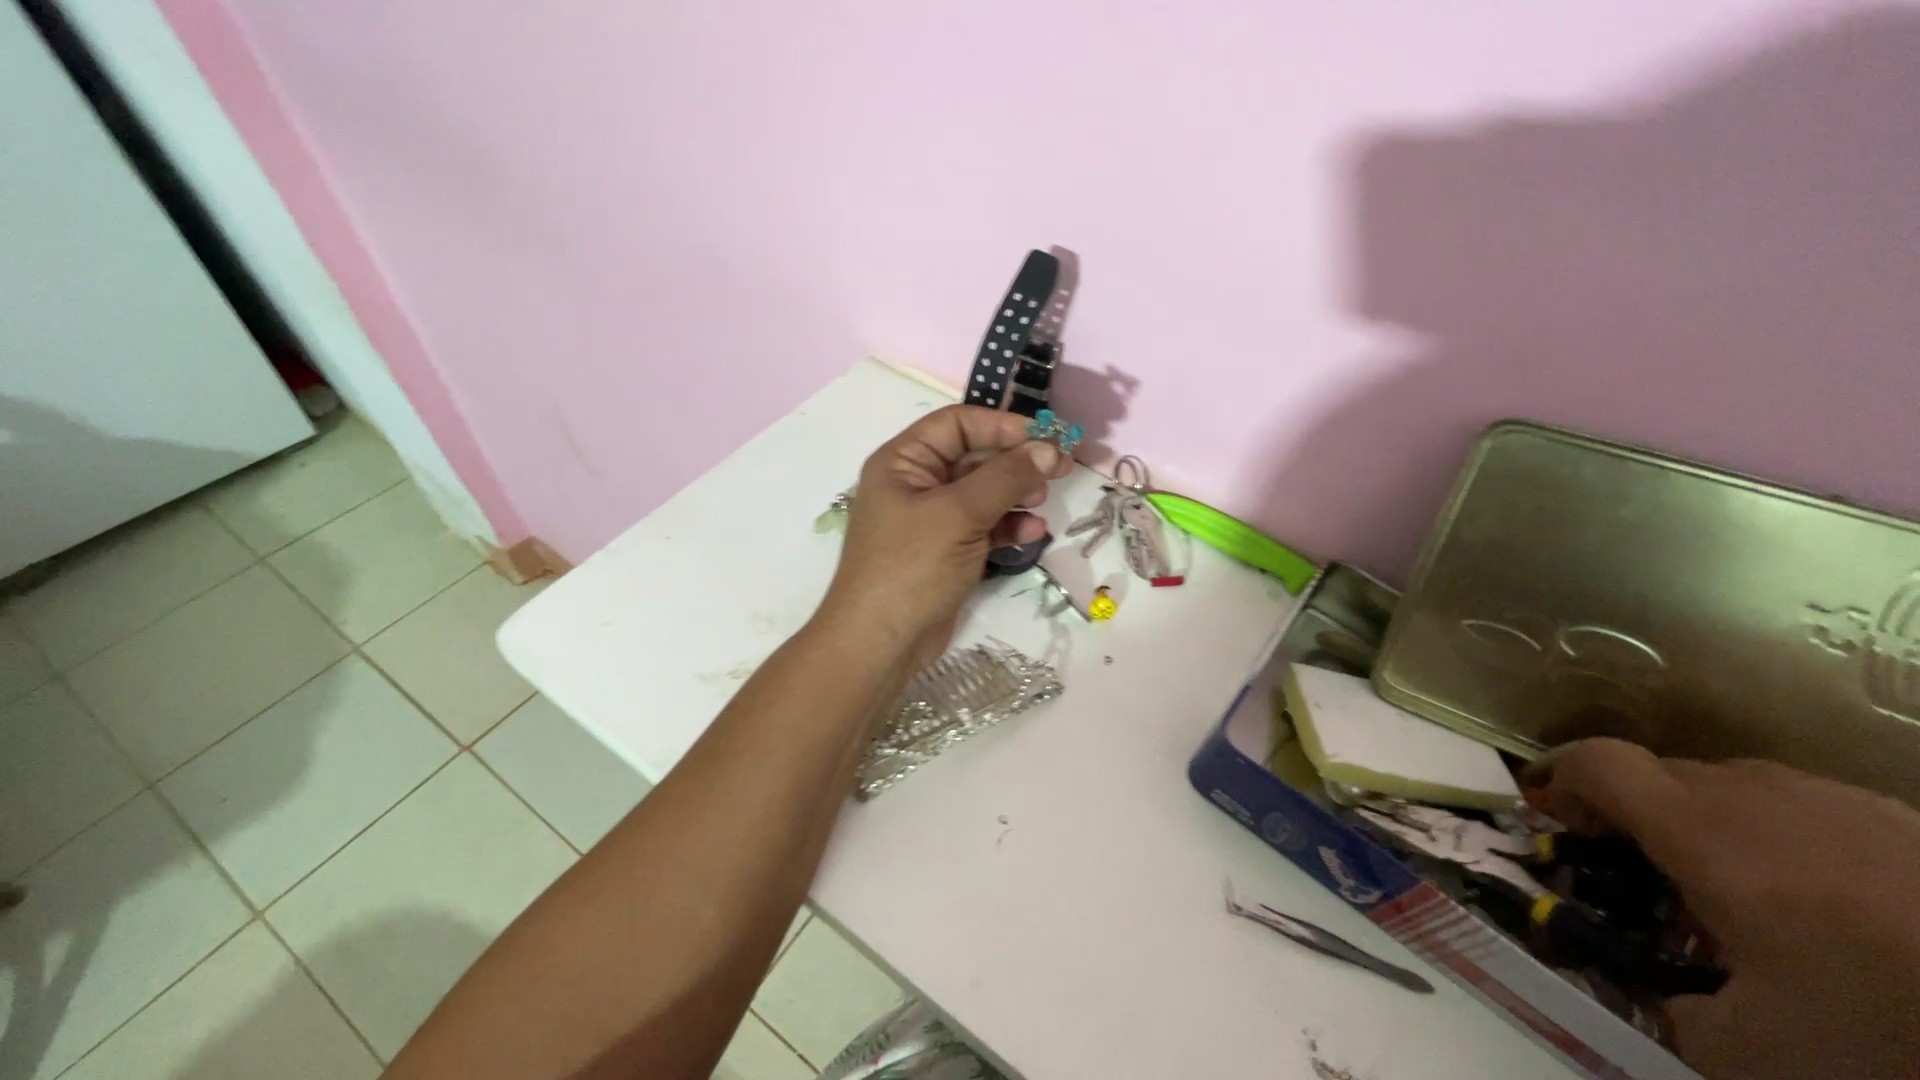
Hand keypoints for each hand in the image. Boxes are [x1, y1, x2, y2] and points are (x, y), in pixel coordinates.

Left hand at [819, 405, 1071, 655]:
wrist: (881, 643)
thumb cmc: (911, 566)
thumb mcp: (959, 514)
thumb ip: (1006, 477)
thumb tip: (1050, 448)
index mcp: (903, 461)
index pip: (957, 424)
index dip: (1001, 426)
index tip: (1044, 438)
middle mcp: (915, 484)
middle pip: (974, 457)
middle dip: (1016, 462)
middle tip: (1061, 469)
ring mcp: (932, 520)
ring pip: (984, 493)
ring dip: (1016, 494)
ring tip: (1043, 503)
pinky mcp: (947, 551)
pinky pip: (984, 526)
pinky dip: (1008, 526)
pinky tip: (1033, 533)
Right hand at [1533, 738, 1919, 1078]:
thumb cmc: (1885, 1031)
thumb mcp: (1755, 1056)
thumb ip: (1677, 1015)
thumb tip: (1668, 1002)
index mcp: (1705, 834)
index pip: (1599, 762)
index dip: (1560, 778)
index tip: (1556, 821)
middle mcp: (1760, 796)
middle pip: (1662, 771)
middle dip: (1631, 812)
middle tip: (1642, 877)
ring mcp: (1837, 800)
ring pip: (1734, 783)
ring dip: (1705, 820)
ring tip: (1737, 892)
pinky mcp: (1901, 817)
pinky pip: (1806, 804)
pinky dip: (1779, 833)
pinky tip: (1826, 899)